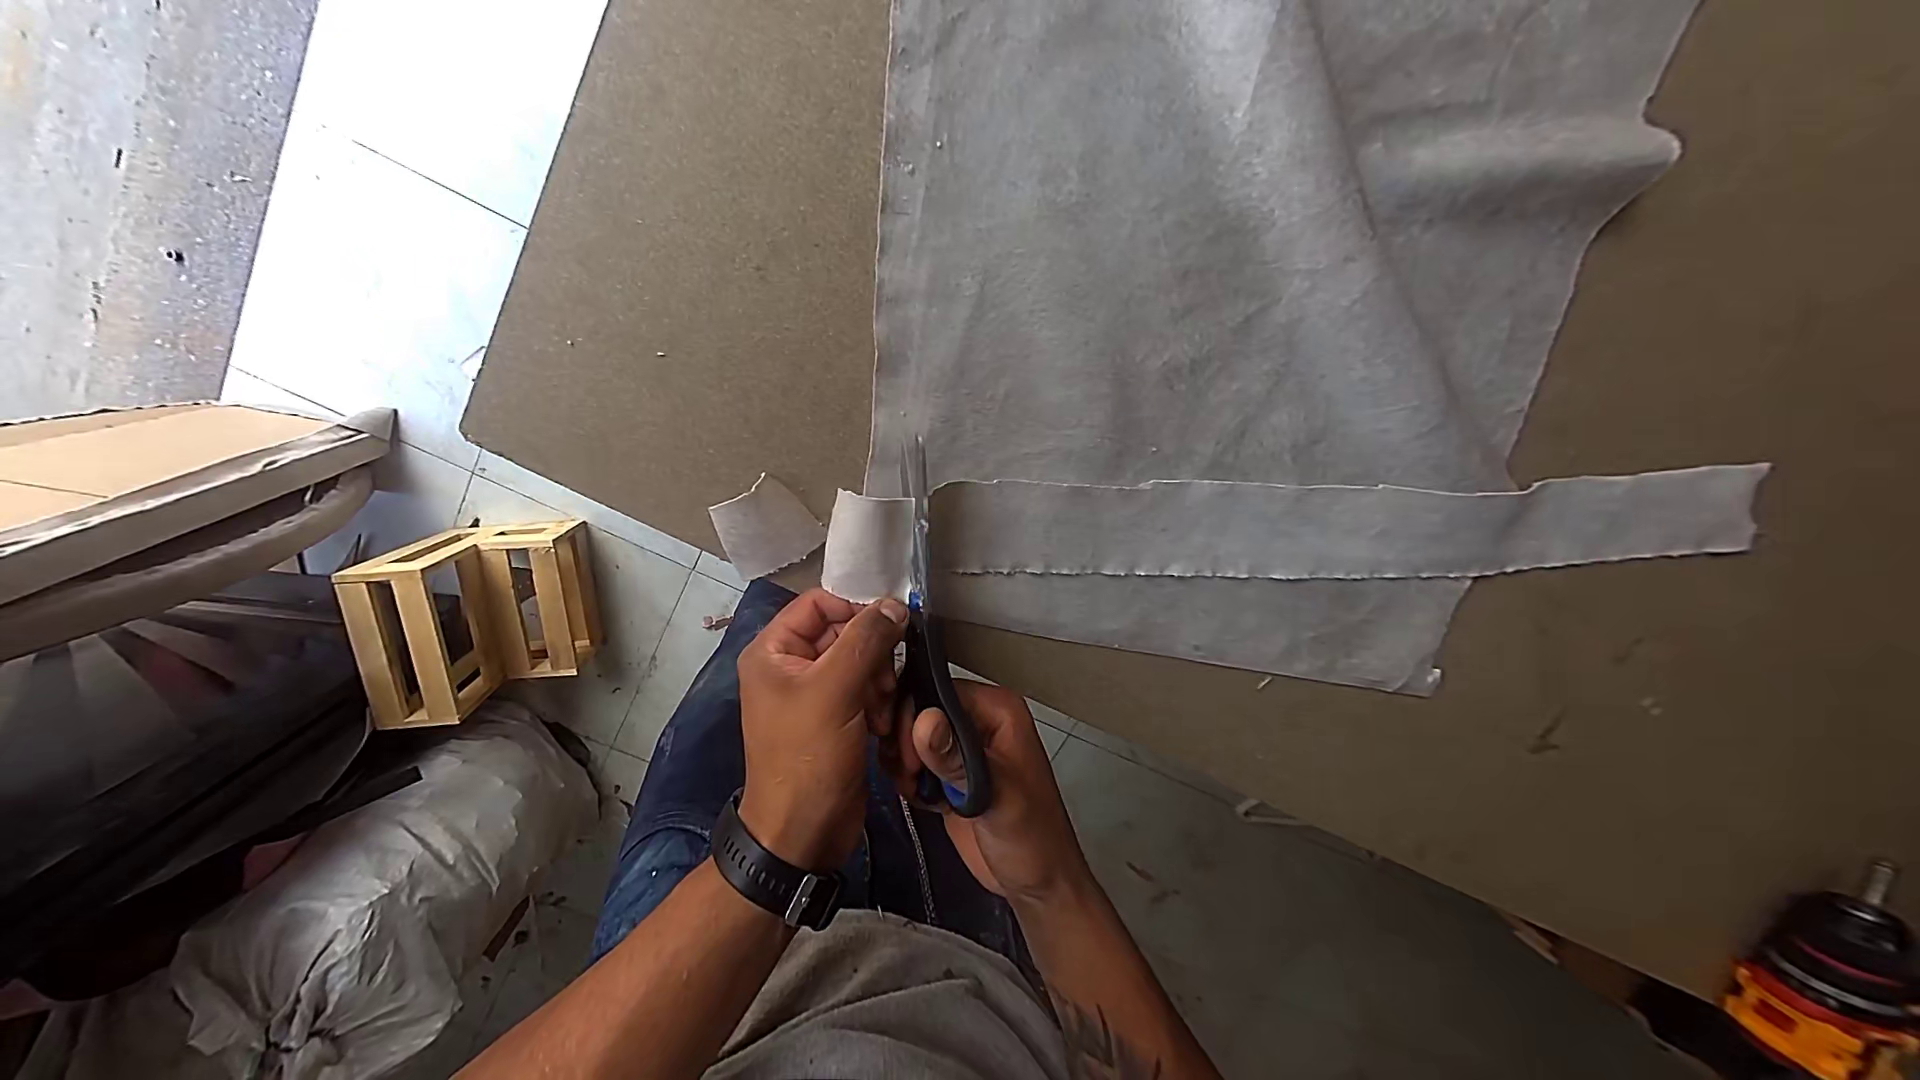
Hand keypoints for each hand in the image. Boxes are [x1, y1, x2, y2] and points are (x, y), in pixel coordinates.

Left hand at [737, 589, 907, 871]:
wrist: (803, 833)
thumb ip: (866, 640)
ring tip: (884, 708)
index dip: (857, 607)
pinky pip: (865, 689)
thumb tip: (895, 604)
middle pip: (844, 632)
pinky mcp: (835, 716)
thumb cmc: (807, 758)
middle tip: (886, 680)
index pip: (820, 603)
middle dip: (873, 653)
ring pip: (861, 661)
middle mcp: (791, 665)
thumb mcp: (835, 691)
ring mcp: (813, 692)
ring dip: (880, 680)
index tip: (894, 623)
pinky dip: (879, 701)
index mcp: (773, 650)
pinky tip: (883, 724)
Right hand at [881, 680, 1094, 904]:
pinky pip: (915, 760)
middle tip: (911, 772)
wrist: (1037, 883)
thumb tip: (925, 721)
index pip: (940, 690)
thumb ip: (956, 759)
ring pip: (913, 735)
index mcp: (998, 711)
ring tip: (915, 785)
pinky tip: (921, 796)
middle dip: (905, 741)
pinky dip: (908, 778)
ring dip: (904, 761)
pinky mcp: (951, 773)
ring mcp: (964, 748)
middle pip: (921, 709)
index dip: (915, 716)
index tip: (907, 750)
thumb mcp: (994, 794)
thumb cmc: (1034, 837)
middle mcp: (980, 722)